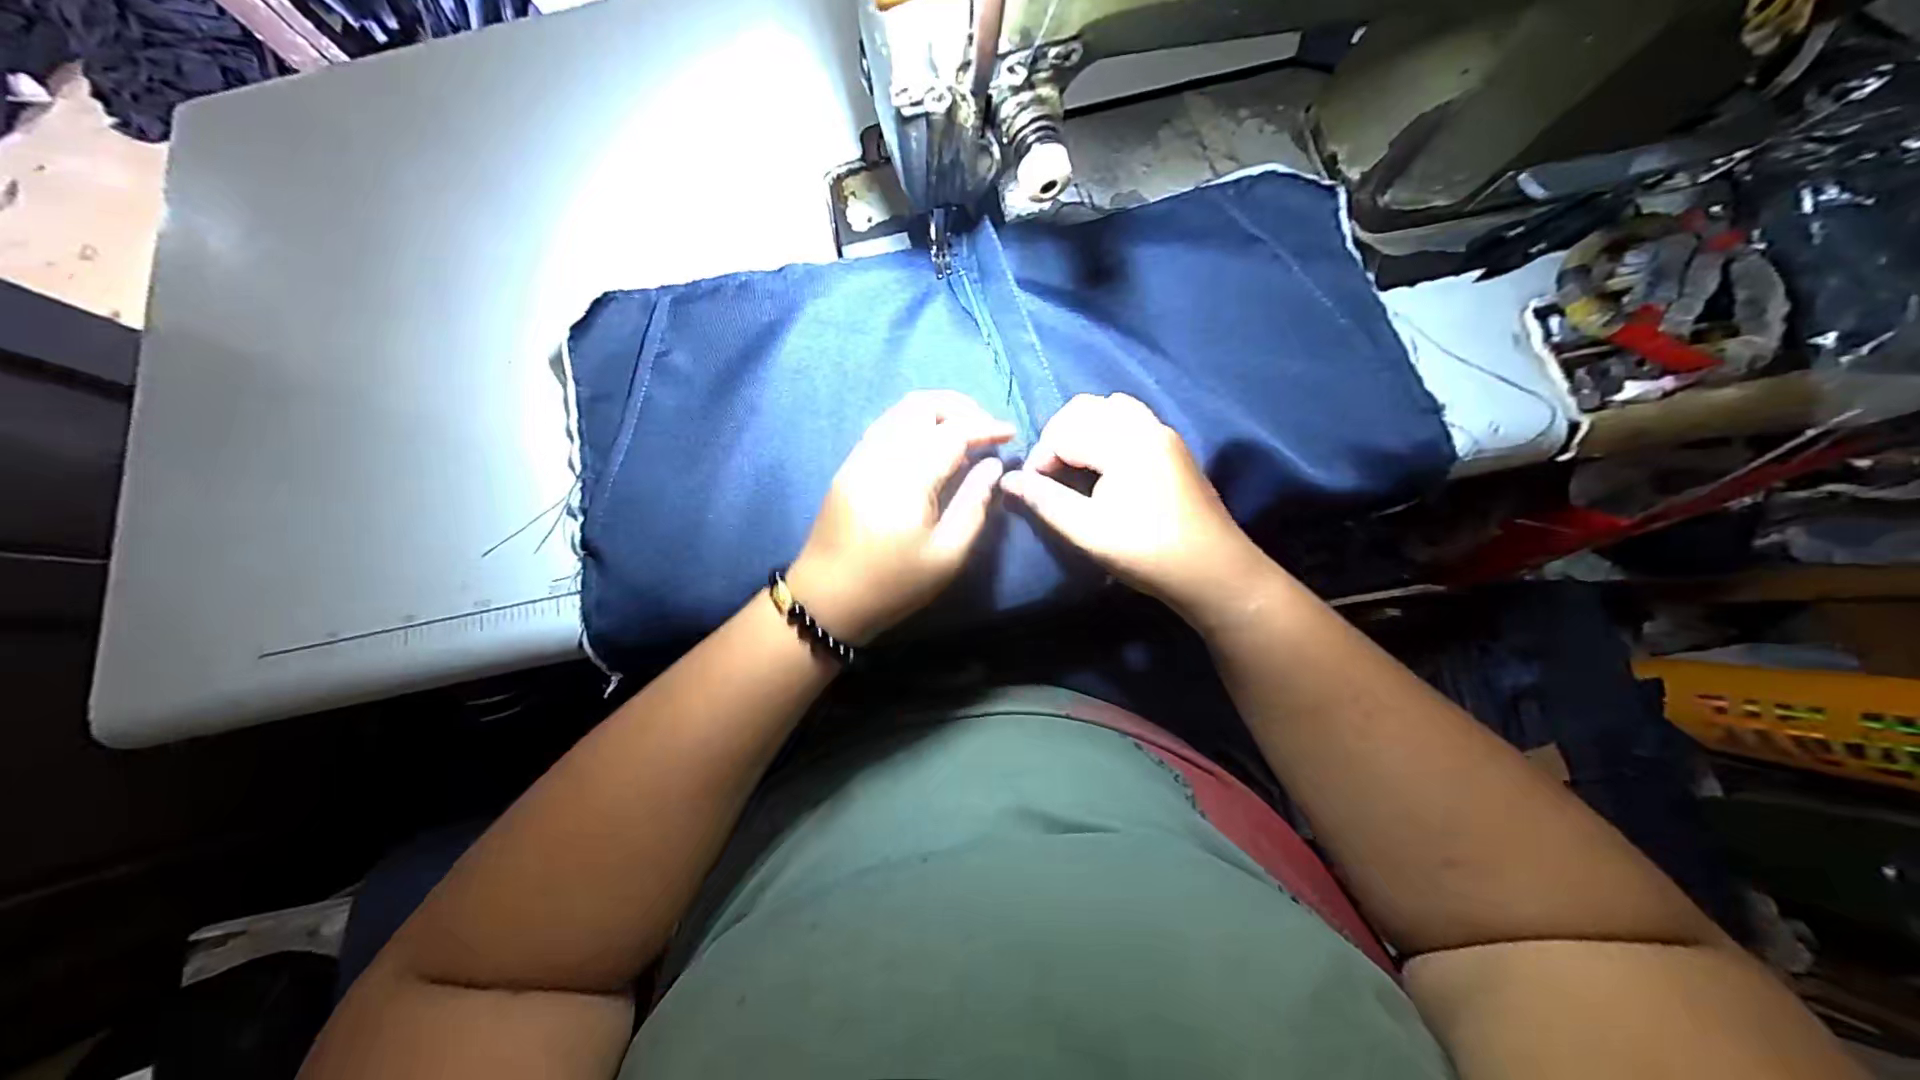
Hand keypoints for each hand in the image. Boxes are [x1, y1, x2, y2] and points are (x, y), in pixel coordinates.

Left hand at [787, 391, 1013, 643]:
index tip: (1010, 435)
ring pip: (900, 411)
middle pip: (922, 405)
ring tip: (964, 437)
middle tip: (987, 430)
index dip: (986, 427)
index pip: (953, 432)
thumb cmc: (893, 584)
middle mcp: (880, 455)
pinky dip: (914, 425)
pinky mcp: (849, 466)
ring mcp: (859, 457)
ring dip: (937, 412)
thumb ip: (974, 503)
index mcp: (907, 477)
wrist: (826, 599)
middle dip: (961, 408)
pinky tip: (931, 450)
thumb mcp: (947, 554)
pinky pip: (885, 427)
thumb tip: (993, 465)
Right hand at [998, 393, 1267, 619]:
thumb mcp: (1087, 531)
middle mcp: (1145, 427)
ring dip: (1083, 430)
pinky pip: (1132, 420)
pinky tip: (1105, 468)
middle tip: (1050, 475)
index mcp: (1124, 442)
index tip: (1033, 489)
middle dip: (1058, 436)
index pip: (1064, 431)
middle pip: (1086, 408)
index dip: (1040, 457)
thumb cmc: (1147, 553)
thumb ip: (1045, 501)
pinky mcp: (1174, 448)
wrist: (1214, 572)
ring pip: (1111, 409)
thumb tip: (1008, 481)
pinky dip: (1107, 431)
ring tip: (1075, 467)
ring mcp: (1164, 434)